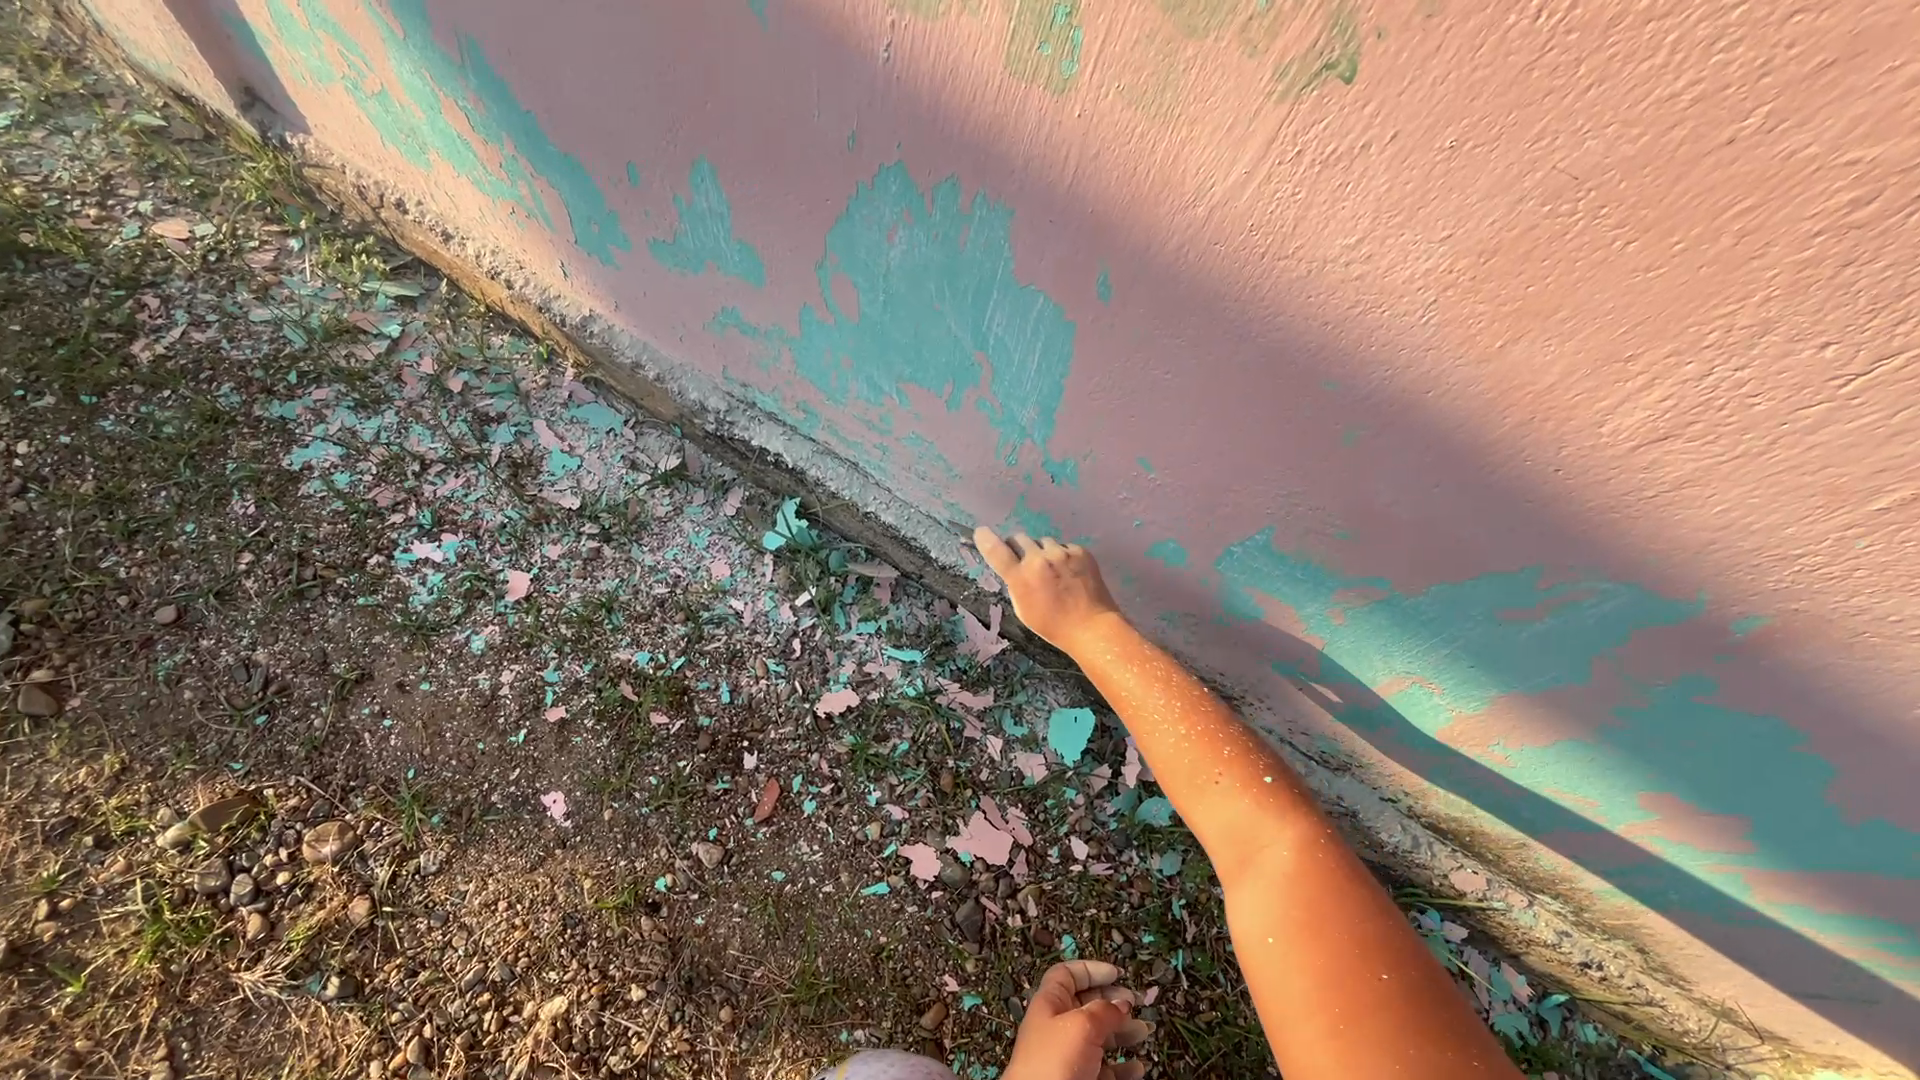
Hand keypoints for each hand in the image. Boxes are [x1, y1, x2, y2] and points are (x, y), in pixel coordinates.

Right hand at [973, 526, 1123, 652]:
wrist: (1091, 626)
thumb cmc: (1053, 625)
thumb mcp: (1023, 610)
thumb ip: (1015, 584)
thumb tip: (1014, 568)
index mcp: (1021, 577)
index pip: (996, 550)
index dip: (986, 539)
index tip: (981, 533)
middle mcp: (1039, 560)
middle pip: (1019, 539)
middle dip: (1018, 548)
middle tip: (1025, 561)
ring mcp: (1061, 553)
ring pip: (1042, 542)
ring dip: (1042, 551)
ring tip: (1053, 571)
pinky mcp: (1080, 551)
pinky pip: (1063, 546)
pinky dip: (1062, 556)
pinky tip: (1069, 573)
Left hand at [1003, 961, 1152, 1079]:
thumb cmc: (1055, 1059)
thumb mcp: (1081, 1025)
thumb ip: (1104, 1010)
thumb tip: (1122, 1003)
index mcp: (1050, 1003)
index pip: (1068, 975)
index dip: (1092, 970)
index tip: (1118, 974)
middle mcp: (1059, 1025)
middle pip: (1088, 1004)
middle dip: (1113, 1002)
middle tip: (1136, 1004)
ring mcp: (1069, 1055)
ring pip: (1100, 1037)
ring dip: (1123, 1032)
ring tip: (1144, 1032)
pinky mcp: (1079, 1079)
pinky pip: (1104, 1068)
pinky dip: (1122, 1066)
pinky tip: (1137, 1067)